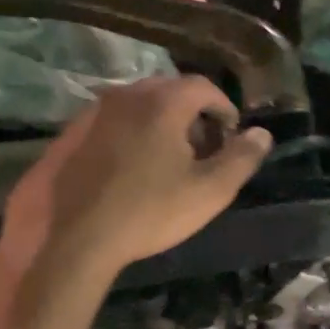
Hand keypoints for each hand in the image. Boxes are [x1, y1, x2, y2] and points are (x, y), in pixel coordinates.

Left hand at [0, 76, 271, 312]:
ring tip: (166, 163)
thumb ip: (242, 157)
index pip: (204, 87)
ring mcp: (91, 114)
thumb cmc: (149, 211)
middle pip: (170, 91)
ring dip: (159, 125)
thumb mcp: (210, 190)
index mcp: (162, 102)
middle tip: (202, 150)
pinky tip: (129, 173)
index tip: (230, 139)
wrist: (69, 241)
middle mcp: (125, 96)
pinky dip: (129, 137)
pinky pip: (110, 125)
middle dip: (193, 115)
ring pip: (137, 107)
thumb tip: (262, 134)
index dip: (224, 110)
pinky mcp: (68, 137)